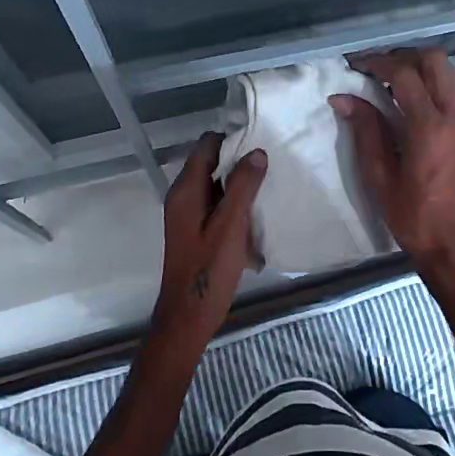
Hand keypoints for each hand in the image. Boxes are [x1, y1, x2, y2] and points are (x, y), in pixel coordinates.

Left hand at [150, 133, 267, 351]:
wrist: (189, 315)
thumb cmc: (209, 269)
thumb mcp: (230, 225)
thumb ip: (243, 187)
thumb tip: (257, 152)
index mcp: (186, 190)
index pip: (206, 146)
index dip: (233, 140)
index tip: (262, 143)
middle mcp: (182, 196)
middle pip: (211, 163)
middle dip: (240, 161)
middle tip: (272, 165)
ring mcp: (188, 214)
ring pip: (216, 185)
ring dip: (240, 184)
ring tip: (270, 185)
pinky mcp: (196, 230)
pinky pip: (217, 205)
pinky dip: (234, 203)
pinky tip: (257, 213)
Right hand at [331, 47, 454, 265]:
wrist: (444, 235)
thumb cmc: (408, 211)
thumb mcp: (377, 173)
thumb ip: (364, 129)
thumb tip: (342, 97)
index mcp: (429, 126)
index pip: (405, 74)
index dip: (378, 63)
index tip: (355, 65)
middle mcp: (451, 114)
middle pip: (433, 59)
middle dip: (402, 56)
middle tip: (374, 68)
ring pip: (444, 70)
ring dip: (416, 66)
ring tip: (386, 79)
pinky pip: (448, 86)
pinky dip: (428, 80)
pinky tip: (404, 97)